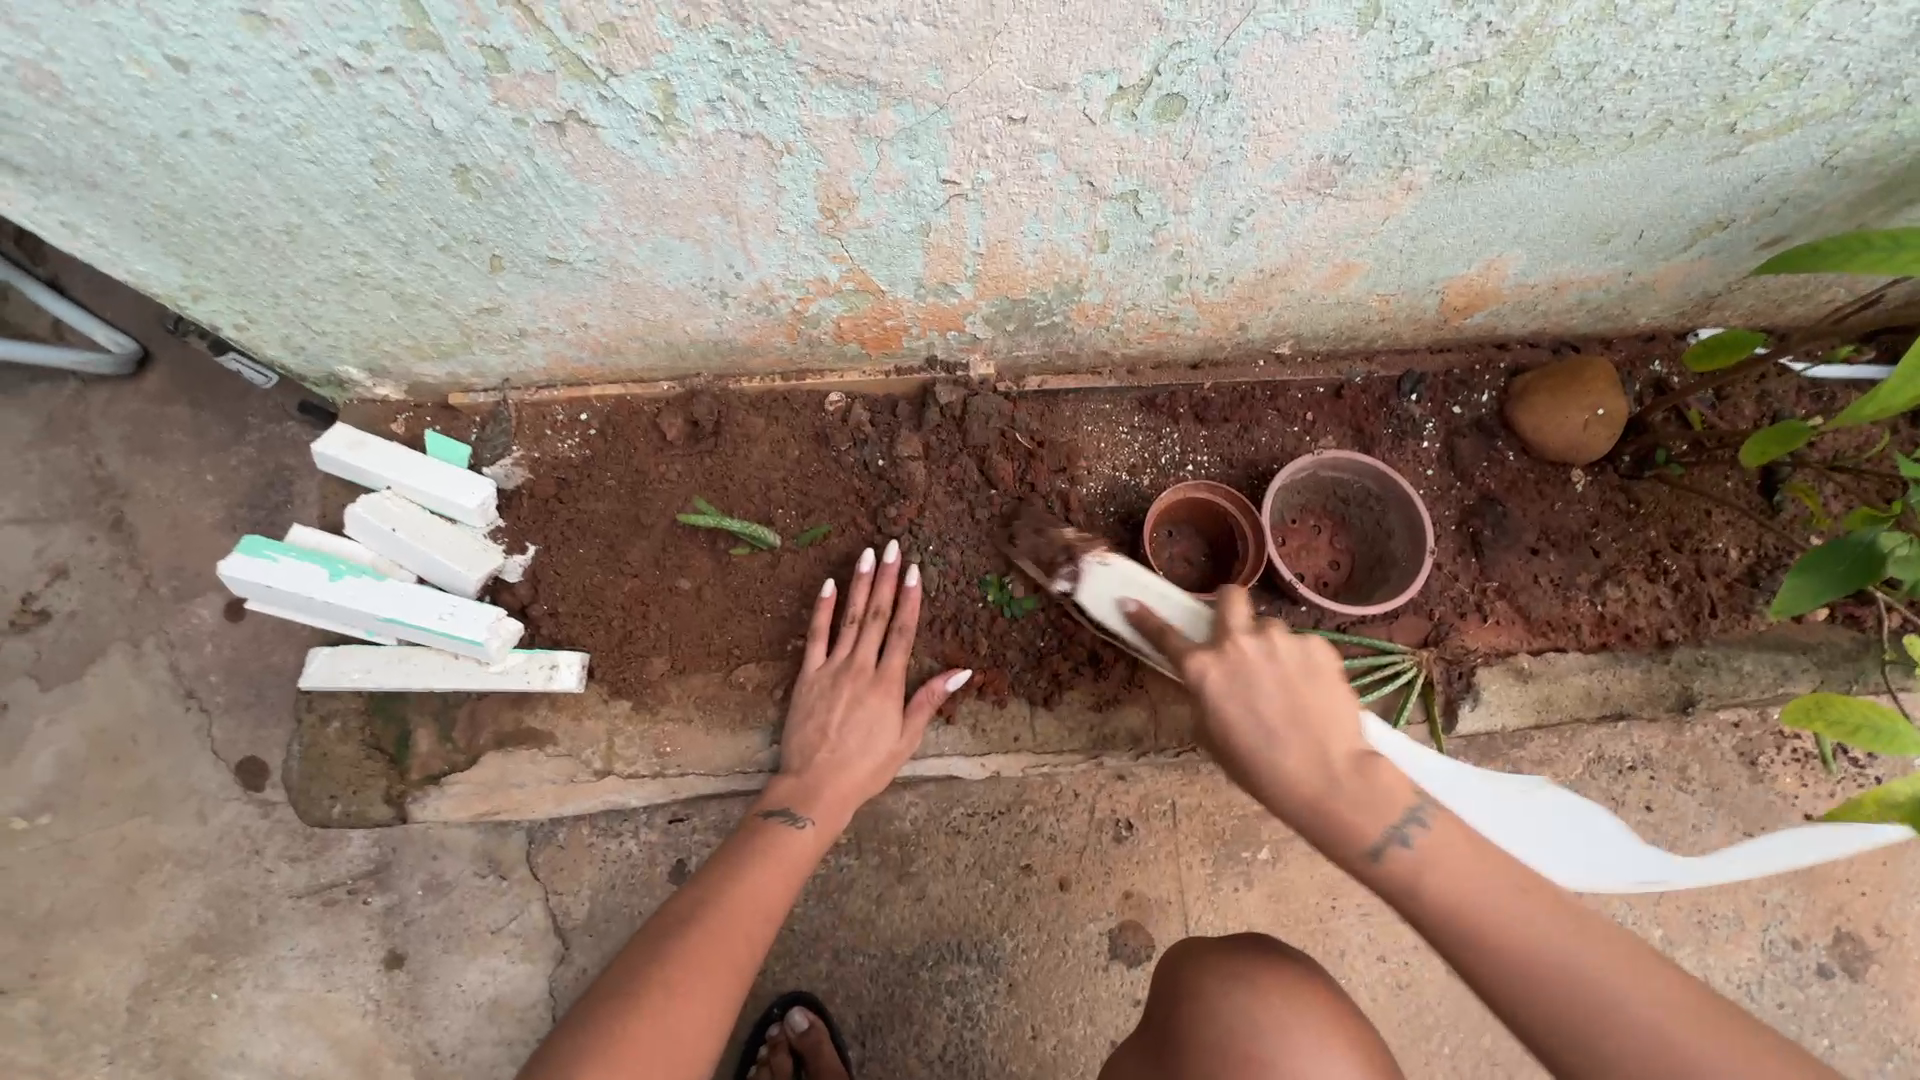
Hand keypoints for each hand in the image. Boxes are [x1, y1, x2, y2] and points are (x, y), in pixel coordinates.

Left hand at [768, 539, 971, 825]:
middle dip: (886, 579)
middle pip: (876, 615)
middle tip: (892, 546)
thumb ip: (930, 700)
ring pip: (849, 618)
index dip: (910, 598)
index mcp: (888, 684)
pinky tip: (829, 584)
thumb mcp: (907, 739)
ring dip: (859, 584)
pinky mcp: (806, 676)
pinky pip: (815, 636)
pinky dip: (822, 609)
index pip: (902, 631)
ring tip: (866, 554)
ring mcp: (831, 669)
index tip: (914, 570)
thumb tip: (962, 672)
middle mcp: (861, 668)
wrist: (816, 786)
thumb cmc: (866, 769)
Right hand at [1122, 586, 1380, 823]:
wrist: (1326, 776)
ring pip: (1270, 628)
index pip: (1164, 635)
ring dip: (1270, 646)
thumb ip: (1203, 694)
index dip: (1144, 618)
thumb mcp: (1209, 733)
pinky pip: (1302, 645)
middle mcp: (1237, 643)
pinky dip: (1302, 662)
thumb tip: (1207, 679)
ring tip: (1286, 681)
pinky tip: (1311, 691)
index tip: (1131, 602)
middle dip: (1230, 608)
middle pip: (1230, 597)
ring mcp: (1280, 640)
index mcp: (1202, 669)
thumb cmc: (1257, 766)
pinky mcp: (1318, 645)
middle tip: (1238, 632)